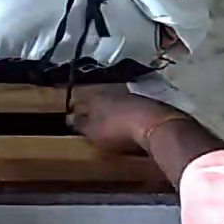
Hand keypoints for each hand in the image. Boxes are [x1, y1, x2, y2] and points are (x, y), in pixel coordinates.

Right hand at [68, 88, 185, 153]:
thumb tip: (69, 118)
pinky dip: (128, 115)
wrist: (154, 124)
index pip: (80, 101)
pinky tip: (130, 123)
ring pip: (116, 102)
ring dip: (113, 110)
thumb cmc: (116, 129)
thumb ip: (80, 124)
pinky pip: (132, 108)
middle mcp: (112, 92)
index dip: (76, 110)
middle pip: (99, 100)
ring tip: (111, 122)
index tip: (73, 117)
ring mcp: (131, 96)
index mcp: (95, 98)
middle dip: (95, 109)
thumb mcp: (93, 132)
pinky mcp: (148, 104)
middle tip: (92, 120)